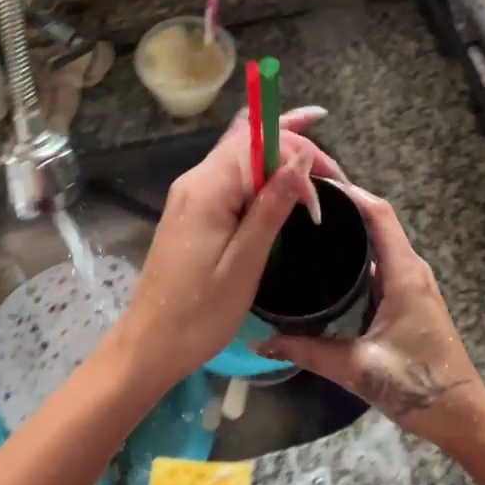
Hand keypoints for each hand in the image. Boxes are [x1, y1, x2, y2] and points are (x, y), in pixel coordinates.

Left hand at [108, 107, 347, 390]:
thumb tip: (302, 157)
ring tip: (317, 153)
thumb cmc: (200, 313)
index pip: (259, 142)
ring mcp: (191, 193)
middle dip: (293, 144)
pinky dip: (262, 173)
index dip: (298, 152)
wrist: (150, 345)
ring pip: (240, 155)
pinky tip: (282, 177)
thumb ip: (272, 206)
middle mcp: (196, 180)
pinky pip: (232, 176)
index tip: (331, 186)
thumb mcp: (245, 263)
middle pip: (248, 140)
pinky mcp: (194, 209)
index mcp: (207, 189)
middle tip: (334, 171)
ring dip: (280, 154)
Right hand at [255, 184, 484, 452]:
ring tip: (308, 226)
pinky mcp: (410, 299)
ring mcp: (412, 283)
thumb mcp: (357, 369)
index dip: (349, 191)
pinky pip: (381, 262)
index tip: (313, 182)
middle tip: (299, 204)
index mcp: (404, 273)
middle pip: (377, 221)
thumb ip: (308, 351)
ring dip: (350, 231)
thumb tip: (262, 341)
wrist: (463, 418)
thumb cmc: (418, 385)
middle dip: (342, 207)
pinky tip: (330, 264)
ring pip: (379, 242)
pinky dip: (358, 254)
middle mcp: (410, 268)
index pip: (378, 213)